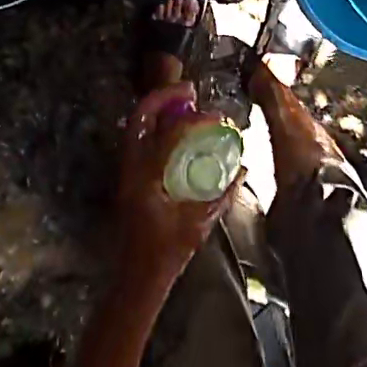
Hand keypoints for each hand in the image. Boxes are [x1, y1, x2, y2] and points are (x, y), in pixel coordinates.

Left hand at [115, 84, 239, 293]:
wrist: (136, 278)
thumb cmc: (166, 255)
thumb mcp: (198, 225)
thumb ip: (220, 195)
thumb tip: (241, 169)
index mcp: (147, 177)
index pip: (169, 135)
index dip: (194, 120)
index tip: (215, 117)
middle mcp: (130, 167)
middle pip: (140, 116)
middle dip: (163, 96)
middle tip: (189, 88)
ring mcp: (124, 170)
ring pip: (135, 125)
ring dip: (157, 108)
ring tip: (182, 101)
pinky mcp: (126, 176)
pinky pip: (137, 139)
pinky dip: (154, 126)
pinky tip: (174, 129)